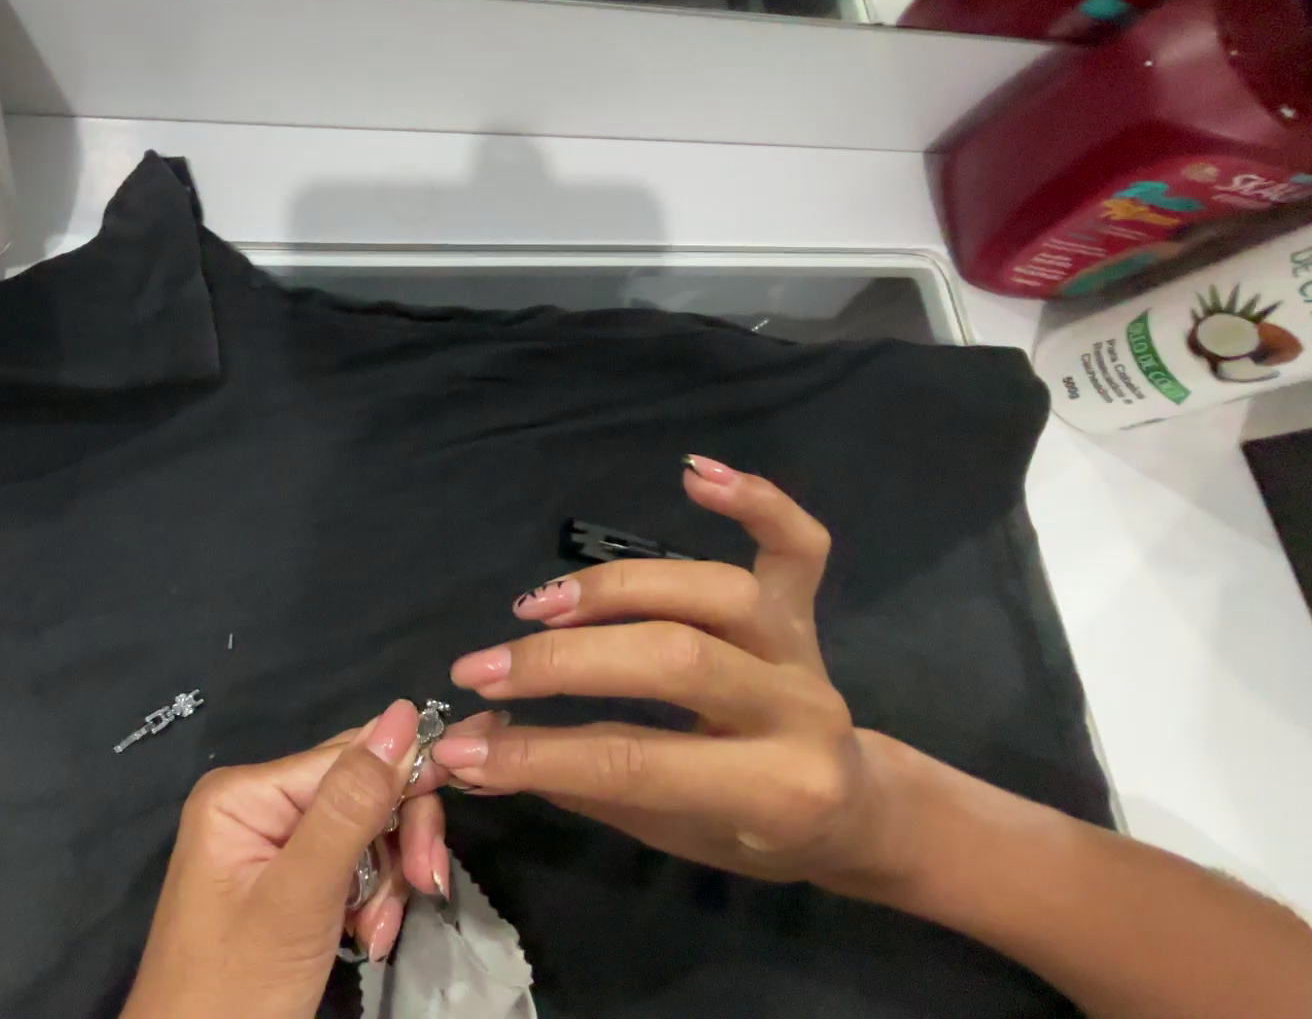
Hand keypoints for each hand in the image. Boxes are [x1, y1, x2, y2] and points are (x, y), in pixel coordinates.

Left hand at [120, 700, 504, 1018]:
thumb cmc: (239, 987)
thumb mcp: (300, 895)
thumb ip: (352, 804)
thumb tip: (403, 713)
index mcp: (246, 791)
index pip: (349, 757)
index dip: (405, 783)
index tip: (443, 831)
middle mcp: (259, 802)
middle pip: (361, 790)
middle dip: (396, 843)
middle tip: (424, 887)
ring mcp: (274, 841)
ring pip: (367, 831)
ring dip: (388, 881)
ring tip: (377, 933)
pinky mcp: (291, 877)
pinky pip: (354, 865)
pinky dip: (372, 899)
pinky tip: (366, 935)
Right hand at [431, 455, 894, 888]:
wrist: (854, 813)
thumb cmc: (753, 837)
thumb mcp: (666, 835)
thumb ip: (575, 785)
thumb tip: (474, 753)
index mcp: (772, 792)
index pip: (631, 763)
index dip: (534, 753)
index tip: (457, 746)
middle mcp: (796, 709)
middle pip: (672, 659)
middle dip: (559, 663)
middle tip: (480, 669)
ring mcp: (801, 649)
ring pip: (715, 590)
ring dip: (616, 589)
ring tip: (540, 606)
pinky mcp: (804, 610)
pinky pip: (796, 546)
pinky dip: (755, 503)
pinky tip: (694, 474)